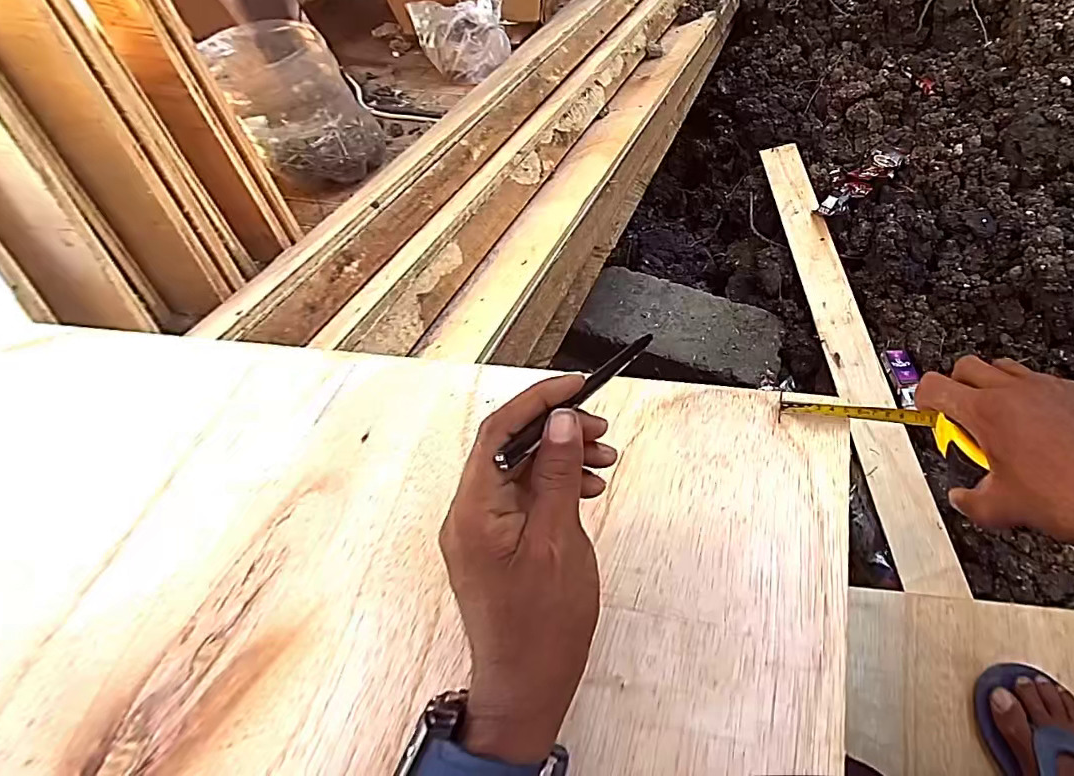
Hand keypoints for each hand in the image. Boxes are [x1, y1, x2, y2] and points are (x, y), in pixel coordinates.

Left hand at [439, 375, 618, 762]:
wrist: (527, 686)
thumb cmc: (540, 628)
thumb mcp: (557, 540)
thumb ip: (556, 474)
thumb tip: (561, 421)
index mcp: (475, 511)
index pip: (500, 430)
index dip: (539, 399)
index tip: (575, 386)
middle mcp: (472, 512)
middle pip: (512, 443)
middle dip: (558, 427)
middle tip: (598, 427)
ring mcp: (485, 524)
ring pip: (524, 464)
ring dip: (563, 453)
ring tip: (601, 457)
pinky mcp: (501, 535)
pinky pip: (528, 489)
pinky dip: (559, 479)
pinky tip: (586, 484)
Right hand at [916, 356, 1073, 543]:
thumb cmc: (1072, 497)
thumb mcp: (1005, 509)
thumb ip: (972, 502)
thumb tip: (963, 500)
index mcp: (986, 412)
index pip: (934, 386)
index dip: (923, 397)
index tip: (928, 411)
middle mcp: (1013, 390)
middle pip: (966, 366)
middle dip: (957, 387)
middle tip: (965, 419)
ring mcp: (1046, 386)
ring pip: (1004, 368)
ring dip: (993, 386)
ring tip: (1004, 423)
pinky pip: (1041, 381)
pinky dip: (1031, 395)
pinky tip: (1042, 428)